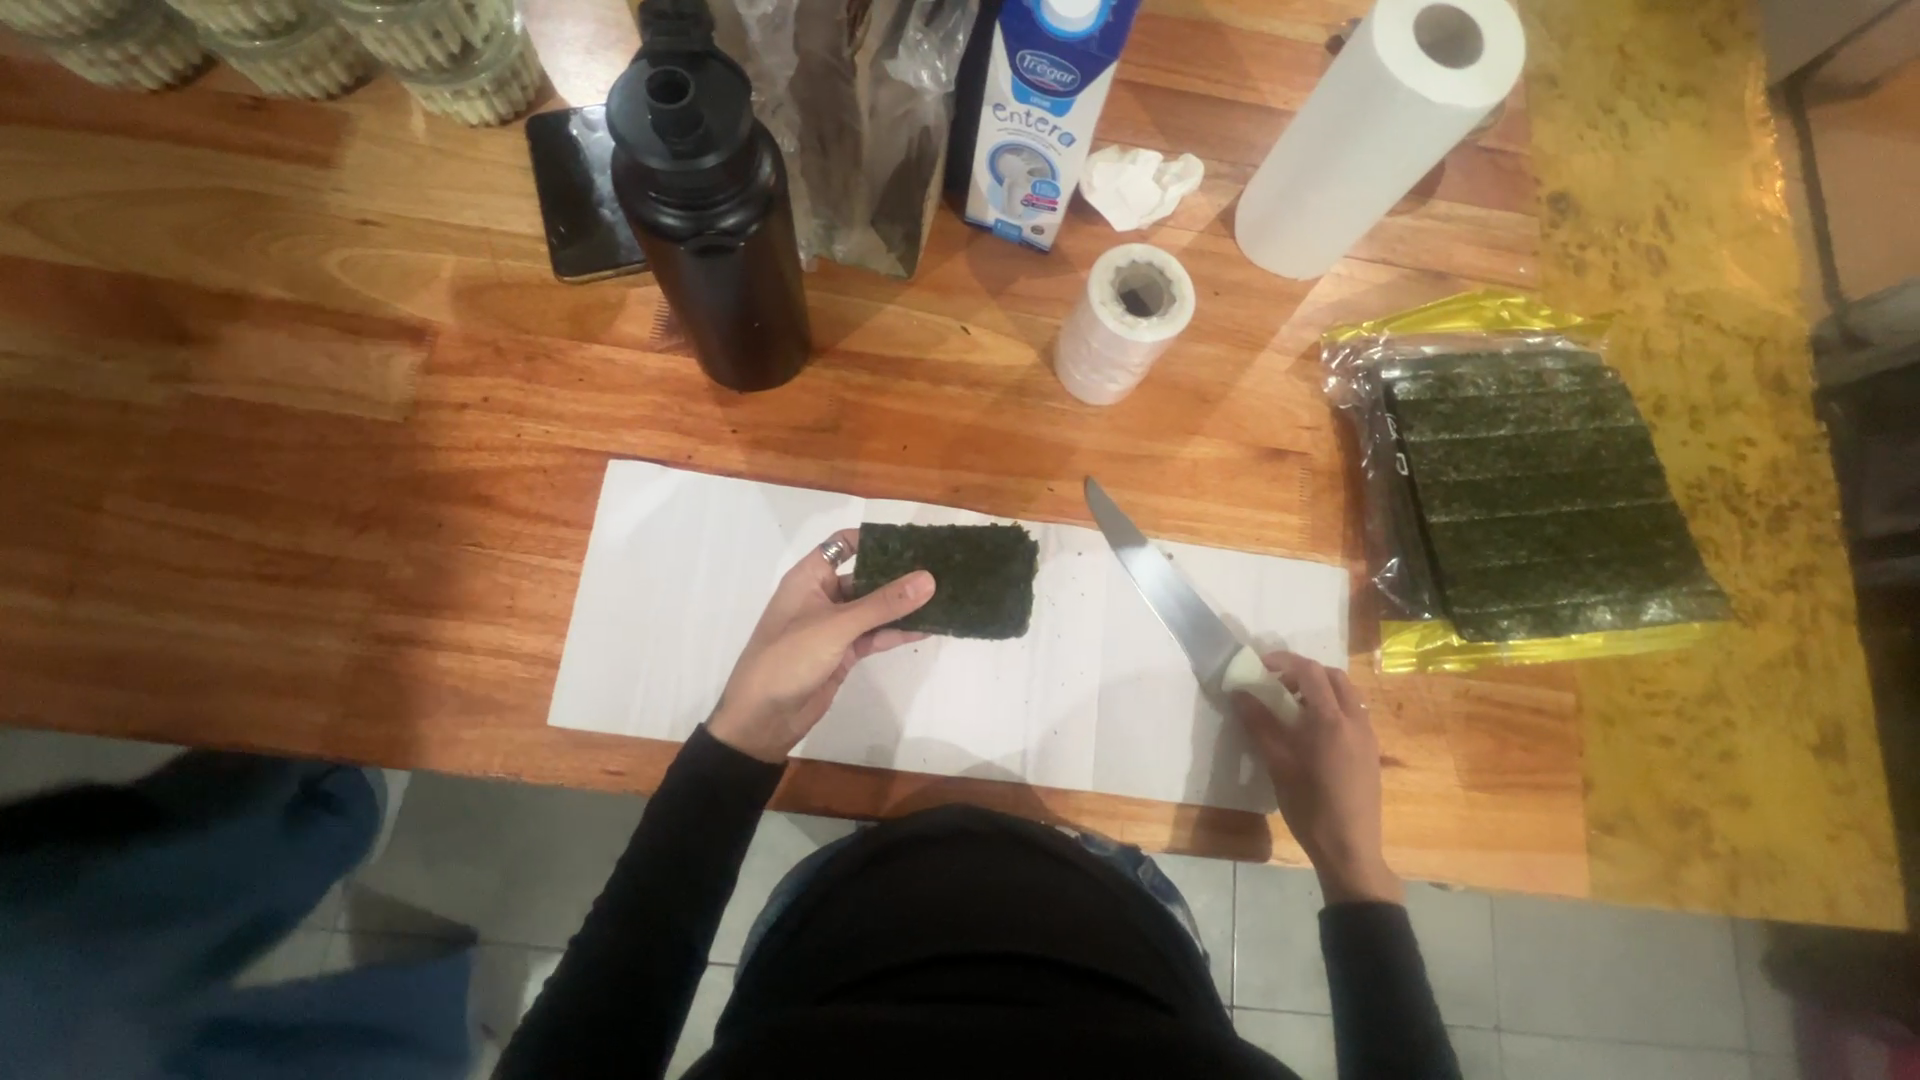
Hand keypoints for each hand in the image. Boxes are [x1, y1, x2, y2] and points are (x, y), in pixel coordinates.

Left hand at [707, 529, 935, 763]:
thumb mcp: (837, 626)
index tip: (912, 540)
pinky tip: (927, 628)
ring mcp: (833, 627)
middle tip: (940, 569)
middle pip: (865, 577)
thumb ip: (883, 604)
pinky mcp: (843, 653)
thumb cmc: (789, 657)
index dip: (873, 540)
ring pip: (873, 609)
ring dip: (902, 606)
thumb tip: (929, 578)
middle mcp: (822, 597)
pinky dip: (897, 632)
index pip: (841, 545)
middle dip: (897, 575)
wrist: (762, 717)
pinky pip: (875, 635)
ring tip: (942, 597)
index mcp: (809, 578)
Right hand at [1233, 652, 1402, 905]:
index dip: (1285, 661)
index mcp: (1331, 721)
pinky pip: (1353, 713)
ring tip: (1293, 707)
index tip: (1260, 666)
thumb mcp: (1278, 764)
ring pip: (1347, 694)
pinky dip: (1332, 706)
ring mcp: (1368, 736)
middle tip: (1276, 684)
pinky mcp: (1372, 751)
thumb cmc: (1309, 807)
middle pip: (1334, 676)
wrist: (1350, 849)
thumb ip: (1259, 724)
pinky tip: (1312, 731)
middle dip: (1304, 672)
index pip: (1310, 672)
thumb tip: (1239, 693)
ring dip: (1320, 688)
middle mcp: (1356, 721)